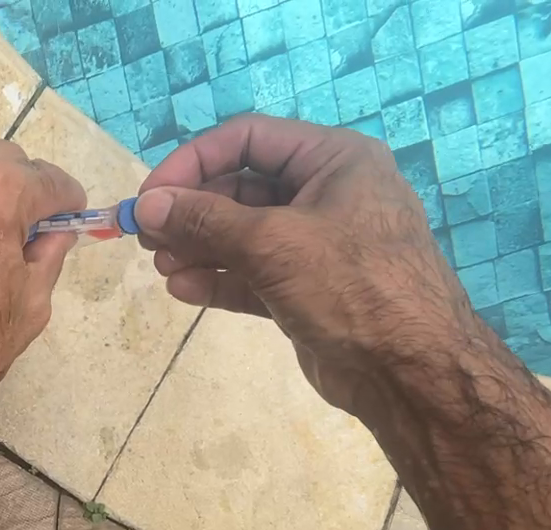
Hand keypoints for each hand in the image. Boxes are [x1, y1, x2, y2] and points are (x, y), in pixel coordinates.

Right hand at [133, 115, 497, 419]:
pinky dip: (215, 280)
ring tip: (162, 266)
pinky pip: (248, 276)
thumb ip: (204, 221)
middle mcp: (321, 195)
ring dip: (197, 248)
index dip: (192, 162)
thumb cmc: (349, 286)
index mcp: (331, 160)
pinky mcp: (299, 291)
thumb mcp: (272, 243)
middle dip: (190, 212)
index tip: (148, 196)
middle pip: (239, 190)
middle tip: (145, 237)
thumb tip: (146, 206)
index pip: (247, 140)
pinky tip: (183, 289)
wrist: (404, 367)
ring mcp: (310, 247)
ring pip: (239, 236)